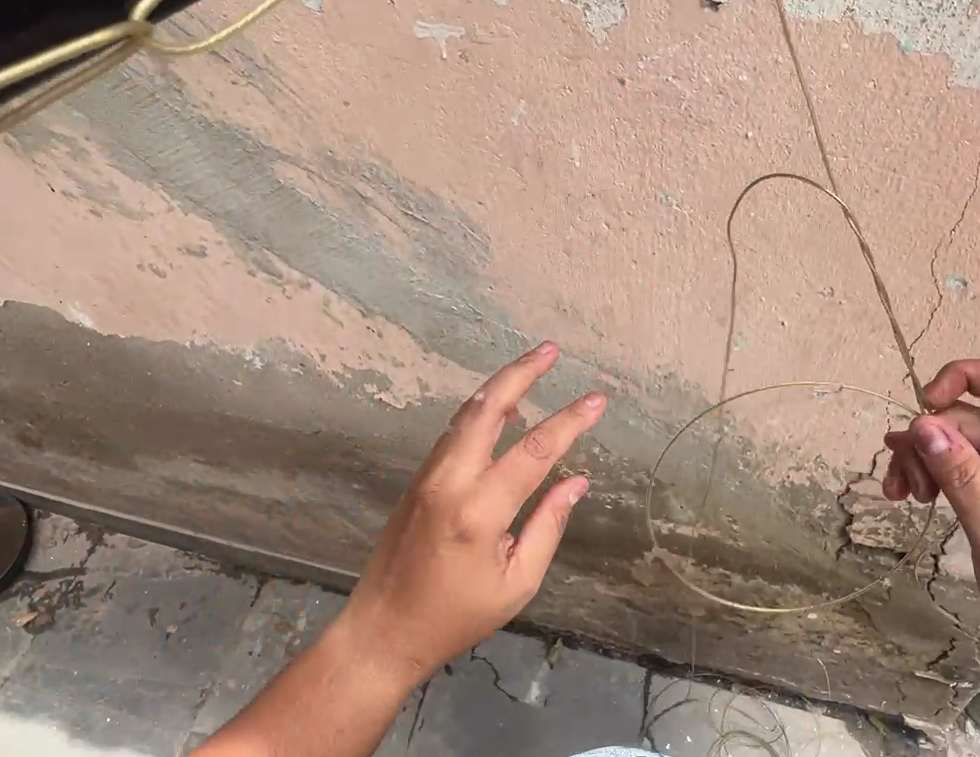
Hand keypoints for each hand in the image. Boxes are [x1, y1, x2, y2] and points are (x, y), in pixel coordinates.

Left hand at [332, 341, 605, 684]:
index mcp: (479, 511)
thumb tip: (577, 481)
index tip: (597, 401)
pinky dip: (481, 410)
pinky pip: (455, 432)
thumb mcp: (516, 584)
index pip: (533, 450)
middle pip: (487, 408)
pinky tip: (501, 406)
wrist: (382, 630)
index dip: (569, 422)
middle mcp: (450, 480)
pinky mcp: (418, 478)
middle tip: (551, 349)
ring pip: (467, 414)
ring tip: (532, 366)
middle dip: (521, 373)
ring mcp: (429, 474)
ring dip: (500, 385)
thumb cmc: (456, 616)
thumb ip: (548, 526)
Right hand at [882, 360, 979, 756]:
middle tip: (903, 482)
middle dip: (930, 435)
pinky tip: (912, 496)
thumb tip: (923, 423)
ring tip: (901, 495)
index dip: (966, 375)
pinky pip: (965, 466)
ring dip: (925, 458)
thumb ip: (966, 482)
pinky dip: (935, 475)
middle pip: (975, 414)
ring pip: (963, 440)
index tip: (924, 403)